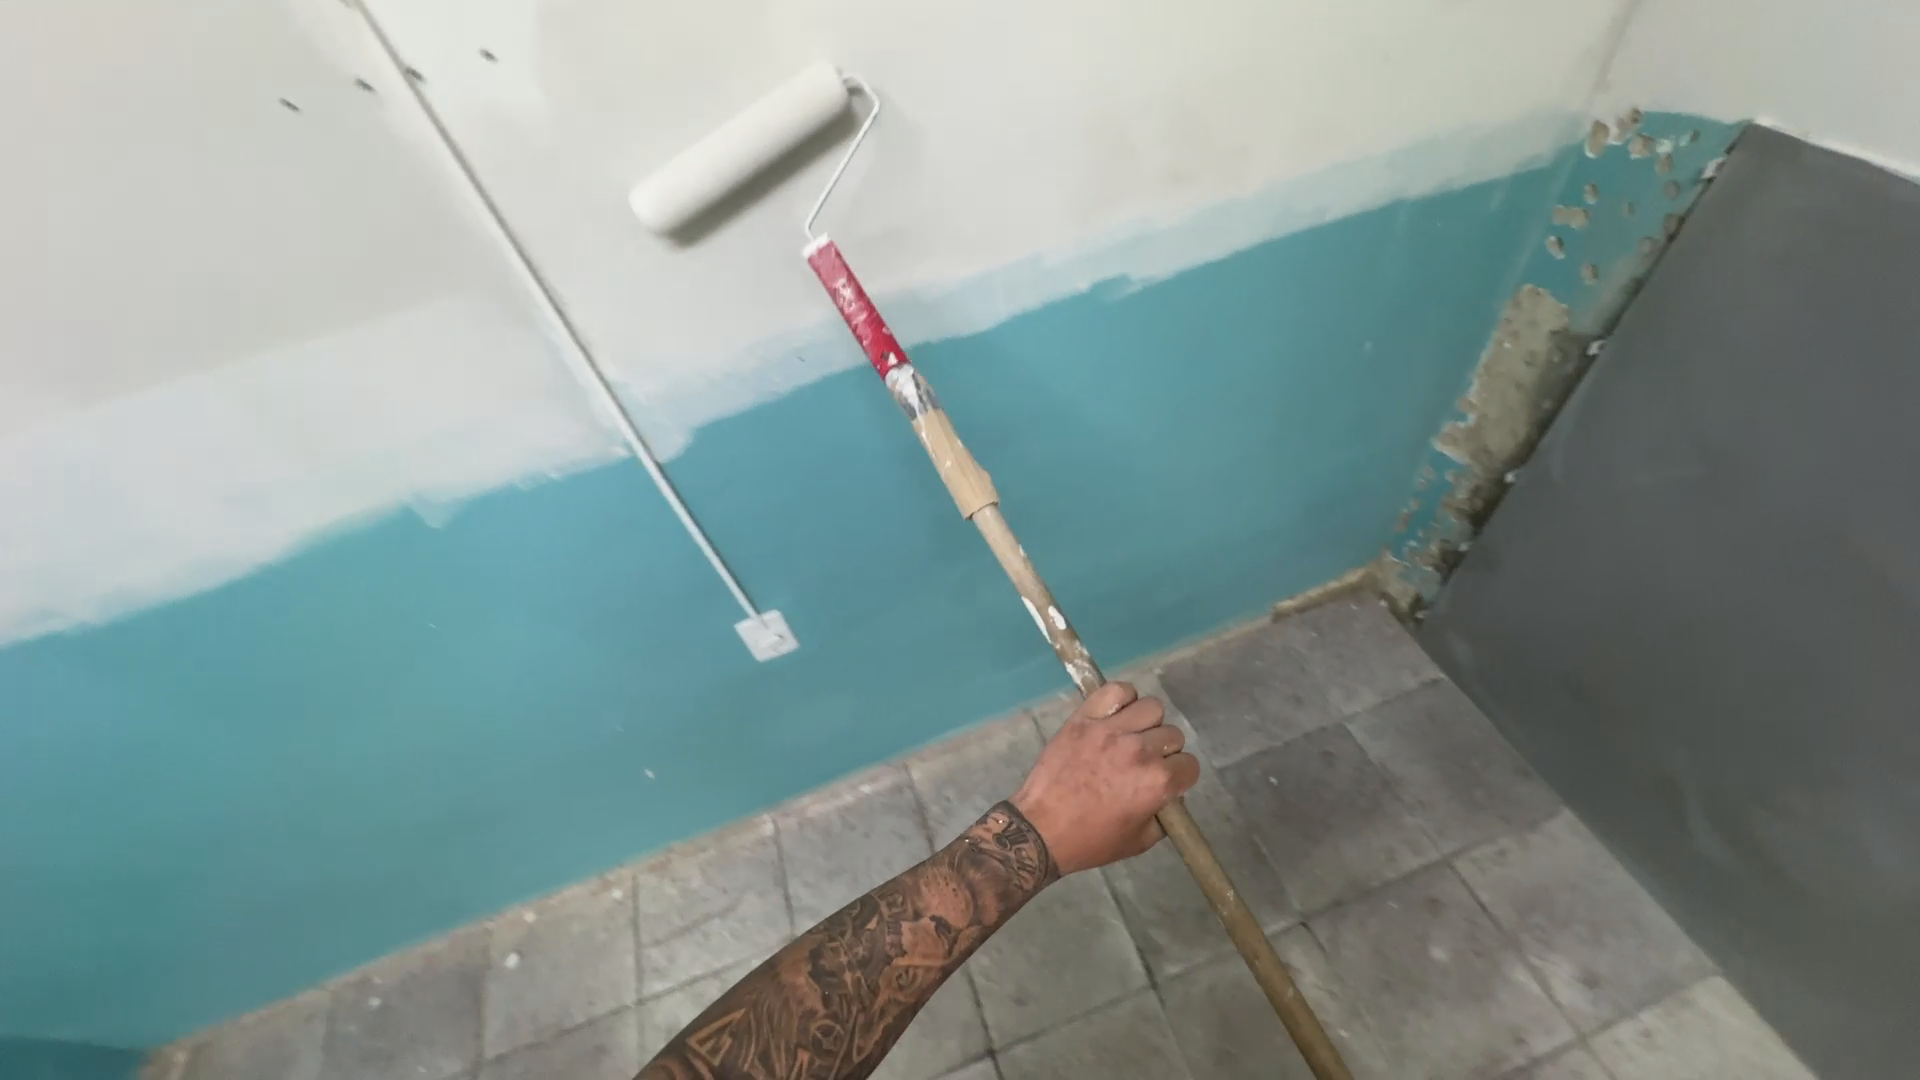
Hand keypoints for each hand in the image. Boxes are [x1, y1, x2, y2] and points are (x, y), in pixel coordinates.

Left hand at [1010, 682, 1201, 874]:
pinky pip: (1115, 690)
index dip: (1180, 775)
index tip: (1167, 779)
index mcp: (1157, 782)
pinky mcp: (1085, 718)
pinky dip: (1122, 697)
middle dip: (1164, 751)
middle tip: (1144, 761)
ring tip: (1130, 736)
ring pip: (1151, 707)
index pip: (1190, 764)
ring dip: (1146, 723)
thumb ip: (1165, 814)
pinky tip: (1116, 714)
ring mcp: (1110, 730)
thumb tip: (1172, 793)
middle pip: (1172, 735)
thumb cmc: (1092, 839)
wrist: (1043, 827)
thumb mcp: (1141, 840)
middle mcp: (1139, 750)